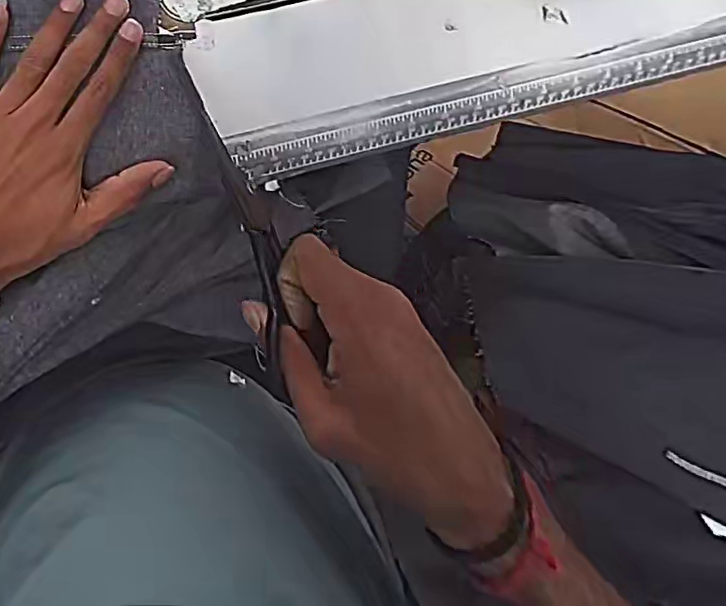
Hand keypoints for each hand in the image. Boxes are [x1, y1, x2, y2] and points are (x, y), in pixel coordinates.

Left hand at [0, 0, 173, 362]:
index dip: (118, 57)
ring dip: (54, 27)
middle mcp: (33, 124)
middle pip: (72, 67)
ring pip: (33, 61)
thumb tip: (162, 169)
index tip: (132, 31)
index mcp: (62, 148)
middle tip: (112, 2)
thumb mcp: (78, 227)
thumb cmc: (12, 242)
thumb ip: (123, 193)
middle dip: (96, 31)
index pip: (98, 91)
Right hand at [245, 234, 515, 549]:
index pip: (305, 250)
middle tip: (314, 352)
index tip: (295, 325)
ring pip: (336, 281)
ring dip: (323, 314)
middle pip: (319, 265)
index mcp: (361, 314)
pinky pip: (358, 298)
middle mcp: (384, 299)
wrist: (465, 475)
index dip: (287, 283)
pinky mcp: (408, 317)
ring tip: (336, 366)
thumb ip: (284, 354)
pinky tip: (355, 367)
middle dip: (303, 303)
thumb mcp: (320, 416)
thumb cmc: (404, 453)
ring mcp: (400, 306)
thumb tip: (260, 315)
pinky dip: (344, 321)